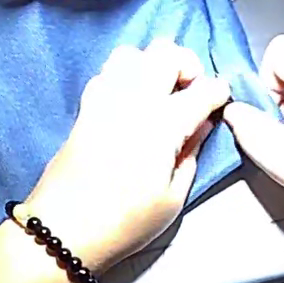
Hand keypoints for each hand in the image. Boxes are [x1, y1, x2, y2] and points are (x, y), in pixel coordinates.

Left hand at [20, 42, 230, 272]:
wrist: (64, 229)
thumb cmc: (125, 222)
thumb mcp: (172, 198)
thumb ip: (191, 154)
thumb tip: (201, 126)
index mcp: (164, 124)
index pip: (203, 89)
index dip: (218, 93)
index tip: (219, 103)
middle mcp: (134, 100)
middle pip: (166, 52)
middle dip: (186, 64)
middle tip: (190, 90)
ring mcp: (105, 99)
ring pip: (132, 53)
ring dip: (151, 64)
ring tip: (158, 92)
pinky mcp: (84, 108)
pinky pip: (106, 72)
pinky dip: (123, 76)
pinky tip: (129, 102)